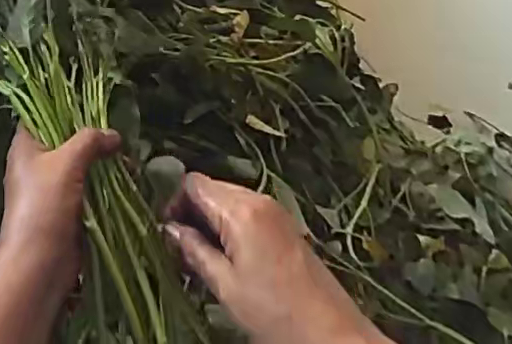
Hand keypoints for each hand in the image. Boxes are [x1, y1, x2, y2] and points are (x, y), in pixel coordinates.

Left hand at [0, 126, 121, 289]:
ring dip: (103, 167)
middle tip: (121, 143)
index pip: (43, 114)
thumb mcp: (65, 163)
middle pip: (67, 142)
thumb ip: (88, 142)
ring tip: (130, 165)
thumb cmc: (44, 205)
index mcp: (26, 144)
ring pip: (80, 168)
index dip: (68, 110)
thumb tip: (114, 134)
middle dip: (94, 142)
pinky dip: (104, 188)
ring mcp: (51, 187)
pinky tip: (126, 185)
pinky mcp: (66, 210)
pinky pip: (87, 191)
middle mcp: (35, 162)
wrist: (38, 266)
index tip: (96, 110)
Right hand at [165, 175, 391, 343]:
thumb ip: (194, 251)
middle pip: (210, 188)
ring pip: (227, 199)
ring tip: (206, 257)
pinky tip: (232, 258)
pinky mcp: (286, 226)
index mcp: (240, 210)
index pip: (192, 184)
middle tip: (184, 248)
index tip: (170, 234)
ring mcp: (275, 211)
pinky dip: (232, 226)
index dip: (174, 203)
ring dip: (212, 220)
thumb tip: (170, 230)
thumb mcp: (227, 288)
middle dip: (193, 212)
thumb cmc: (278, 317)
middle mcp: (257, 199)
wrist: (341, 342)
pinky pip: (247, 211)